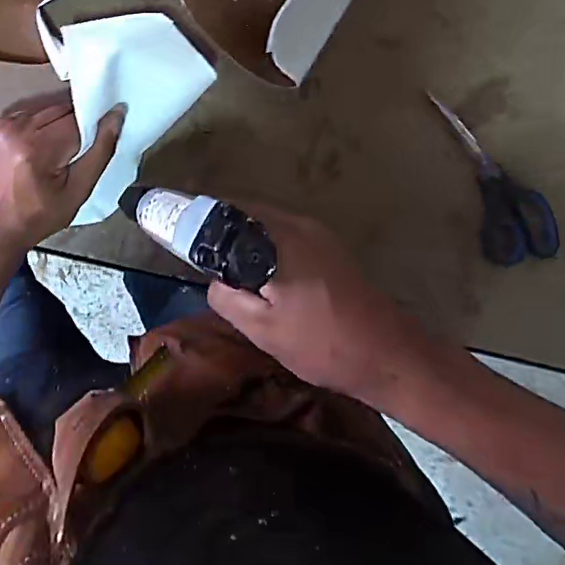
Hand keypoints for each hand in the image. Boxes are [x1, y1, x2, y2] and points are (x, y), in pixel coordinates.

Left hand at [0, 90, 124, 254]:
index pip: (80, 117)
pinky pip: (33, 111)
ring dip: (62, 121)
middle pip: (64, 108)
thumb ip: (101, 150)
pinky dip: (45, 121)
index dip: (94, 127)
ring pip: (50, 106)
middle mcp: (18, 127)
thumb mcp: (78, 191)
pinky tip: (45, 144)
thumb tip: (116, 115)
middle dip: (78, 124)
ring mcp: (5, 124)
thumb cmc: (37, 216)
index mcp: (37, 146)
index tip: (95, 144)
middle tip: (78, 151)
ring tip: (61, 150)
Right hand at [207, 202, 439, 405]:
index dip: (197, 215)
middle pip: (245, 209)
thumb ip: (228, 297)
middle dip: (217, 224)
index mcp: (280, 237)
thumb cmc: (323, 344)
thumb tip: (215, 279)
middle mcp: (299, 224)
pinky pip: (283, 233)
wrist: (390, 356)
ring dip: (240, 234)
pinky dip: (262, 243)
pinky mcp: (329, 246)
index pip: (225, 209)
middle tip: (194, 248)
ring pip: (265, 221)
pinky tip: (257, 272)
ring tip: (221, 263)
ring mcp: (318, 233)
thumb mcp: (262, 329)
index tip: (174, 227)